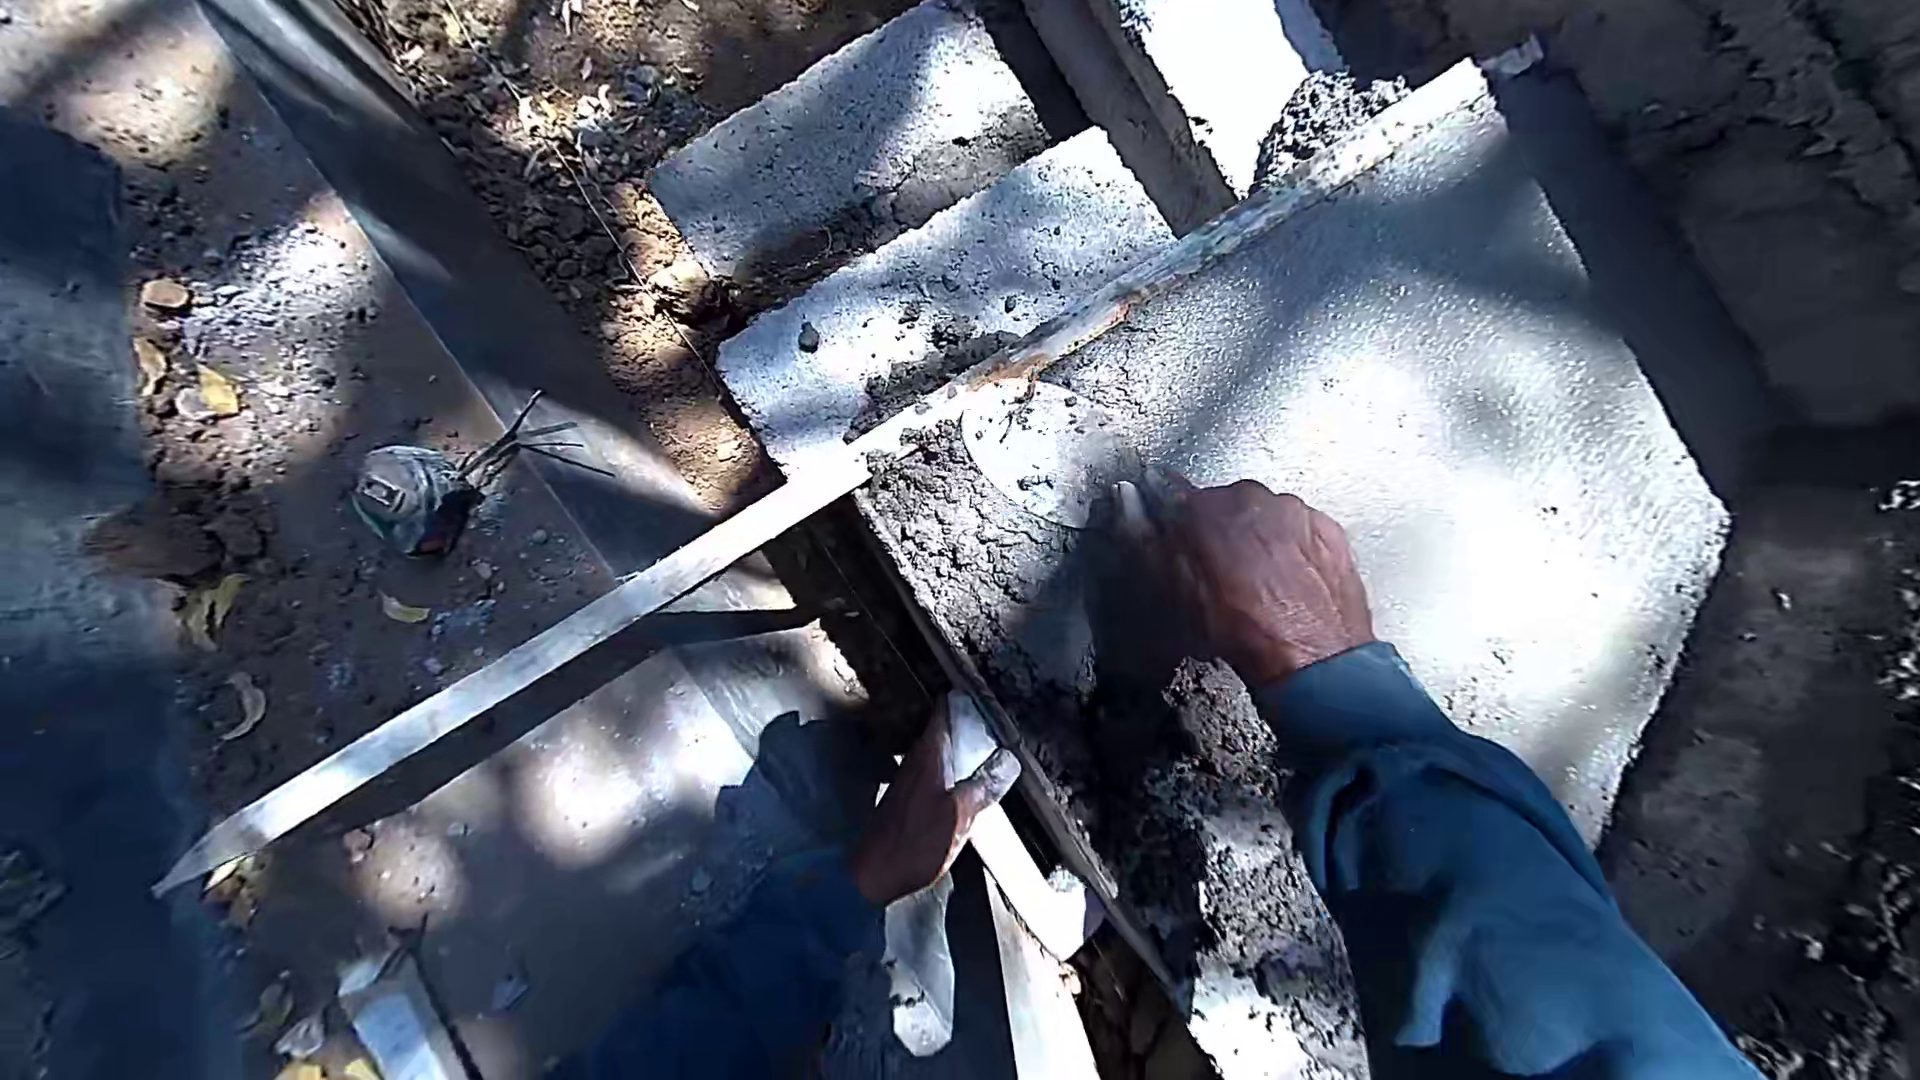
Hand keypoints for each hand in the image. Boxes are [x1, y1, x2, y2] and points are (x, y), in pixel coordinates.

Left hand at [848, 697, 1020, 906]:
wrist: (874, 875)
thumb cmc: (914, 844)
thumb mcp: (958, 816)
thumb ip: (983, 786)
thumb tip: (1007, 761)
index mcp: (929, 754)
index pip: (945, 710)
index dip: (966, 697)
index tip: (989, 693)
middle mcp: (919, 758)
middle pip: (947, 726)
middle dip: (972, 720)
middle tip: (1001, 719)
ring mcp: (915, 776)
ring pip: (945, 747)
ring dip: (967, 743)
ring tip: (995, 745)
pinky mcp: (915, 795)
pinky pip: (942, 767)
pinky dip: (960, 764)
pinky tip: (975, 777)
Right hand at [1115, 471, 1374, 686]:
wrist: (1311, 657)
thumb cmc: (1238, 627)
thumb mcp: (1168, 586)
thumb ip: (1141, 533)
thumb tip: (1126, 496)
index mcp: (1205, 504)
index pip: (1168, 491)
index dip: (1163, 515)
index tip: (1164, 533)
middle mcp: (1251, 496)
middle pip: (1218, 503)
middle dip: (1210, 529)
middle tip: (1210, 572)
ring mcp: (1294, 510)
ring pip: (1259, 515)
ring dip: (1250, 537)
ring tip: (1250, 582)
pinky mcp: (1327, 530)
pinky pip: (1295, 529)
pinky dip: (1286, 547)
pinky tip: (1281, 580)